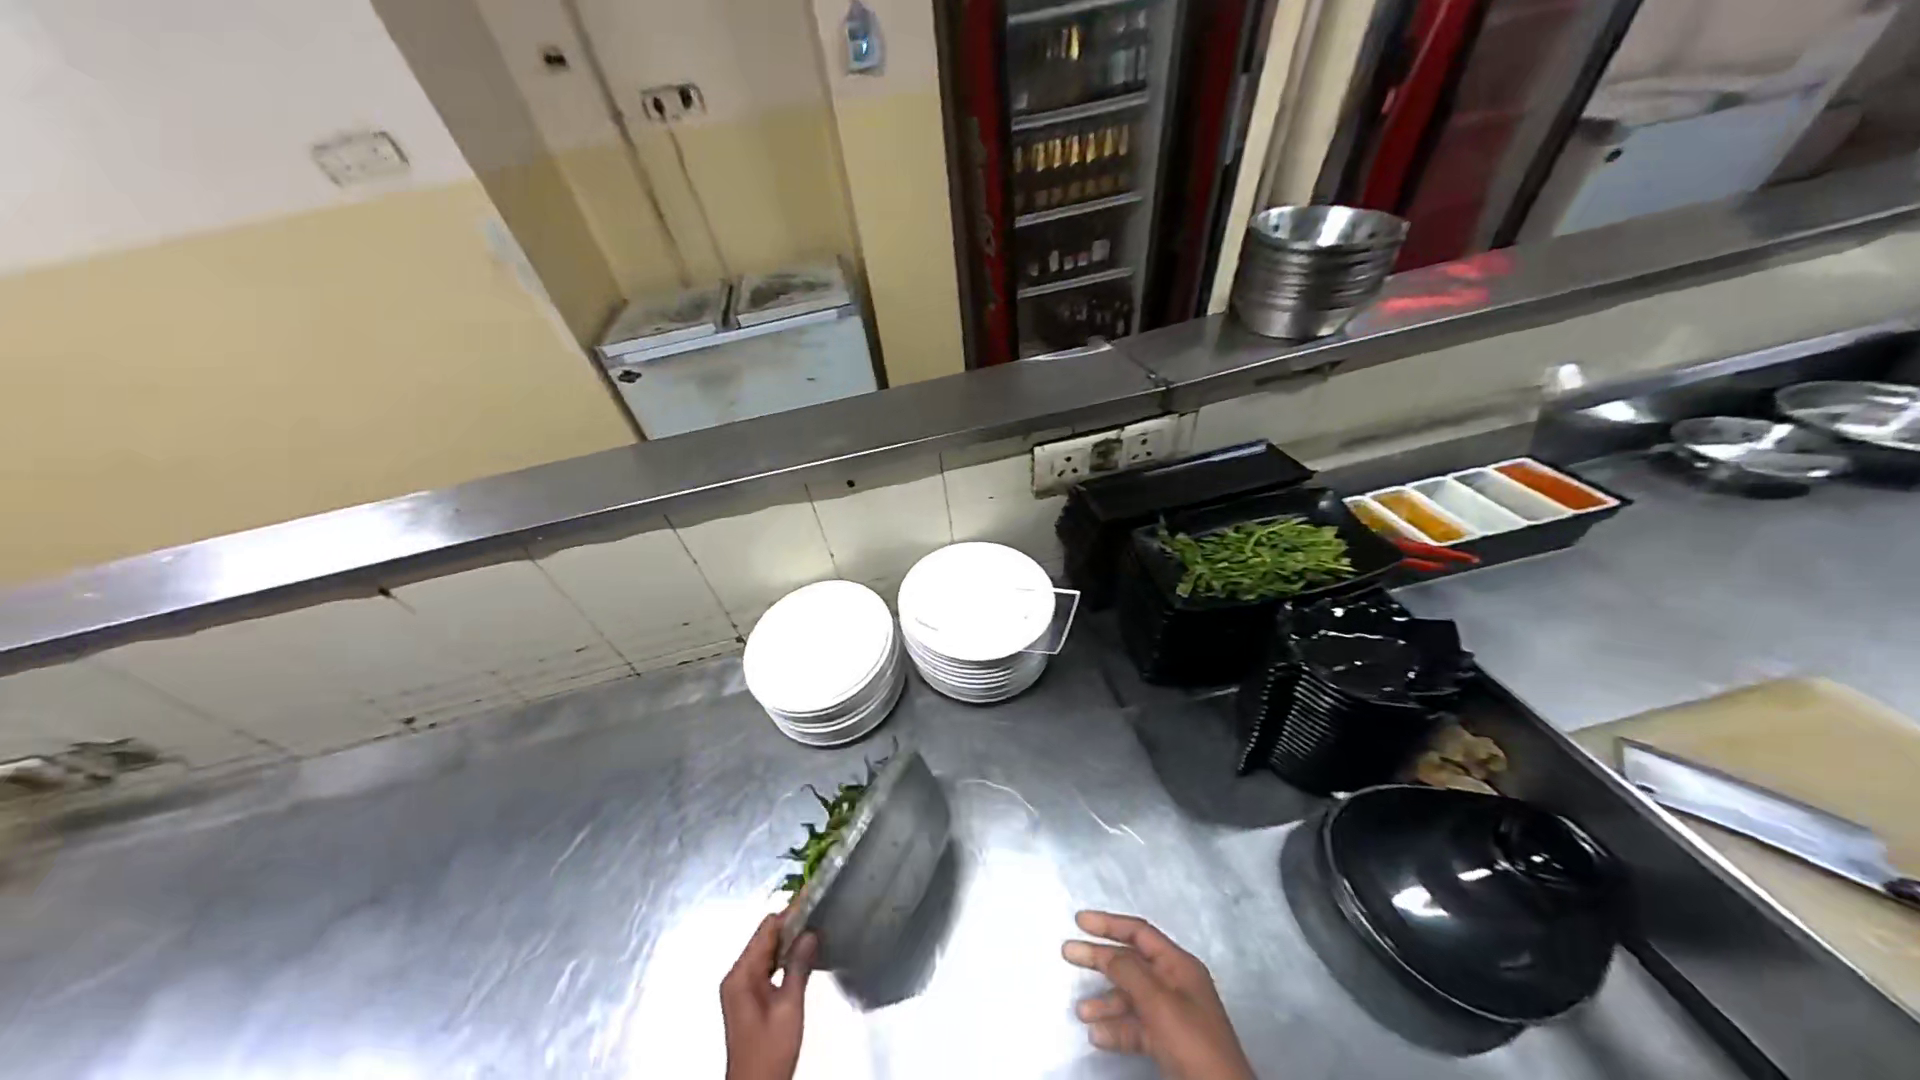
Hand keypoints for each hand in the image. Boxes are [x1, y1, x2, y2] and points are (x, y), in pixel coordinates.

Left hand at [721, 913, 817, 1079]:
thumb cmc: (771, 1051)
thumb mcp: (790, 1008)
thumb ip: (799, 967)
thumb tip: (810, 933)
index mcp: (741, 975)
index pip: (765, 930)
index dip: (789, 913)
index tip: (813, 899)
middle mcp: (736, 976)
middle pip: (764, 938)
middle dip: (790, 925)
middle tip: (819, 913)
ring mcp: (740, 988)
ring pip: (766, 951)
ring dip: (788, 941)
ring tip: (816, 929)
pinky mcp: (748, 998)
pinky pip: (766, 966)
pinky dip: (783, 958)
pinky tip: (802, 956)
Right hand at [1063, 910, 1255, 1079]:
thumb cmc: (1193, 1044)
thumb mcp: (1159, 1003)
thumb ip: (1129, 972)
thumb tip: (1105, 952)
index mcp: (1179, 966)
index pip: (1140, 934)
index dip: (1109, 924)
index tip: (1079, 921)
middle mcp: (1175, 985)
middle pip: (1131, 963)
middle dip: (1099, 960)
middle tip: (1067, 954)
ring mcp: (1171, 1016)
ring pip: (1130, 998)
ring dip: (1105, 1002)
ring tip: (1081, 1012)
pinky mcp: (1167, 1044)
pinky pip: (1135, 1027)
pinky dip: (1116, 1030)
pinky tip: (1097, 1037)